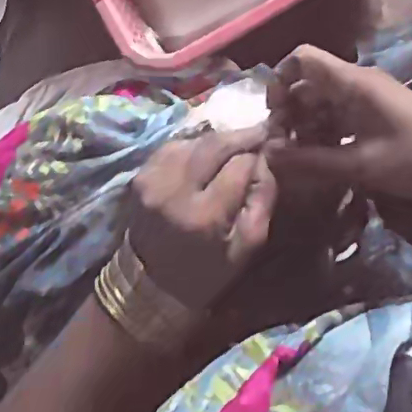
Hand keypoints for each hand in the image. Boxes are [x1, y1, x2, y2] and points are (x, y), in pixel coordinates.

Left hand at [127, 127, 276, 310]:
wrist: (150, 281)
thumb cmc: (207, 269)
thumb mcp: (246, 245)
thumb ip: (262, 199)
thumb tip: (266, 159)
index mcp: (205, 216)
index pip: (241, 165)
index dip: (258, 156)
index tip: (272, 150)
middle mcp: (174, 191)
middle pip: (215, 144)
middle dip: (242, 135)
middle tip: (263, 130)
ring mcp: (153, 179)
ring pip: (195, 140)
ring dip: (218, 140)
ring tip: (236, 145)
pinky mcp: (140, 174)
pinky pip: (174, 146)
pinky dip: (194, 145)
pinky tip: (205, 155)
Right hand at [266, 45, 411, 207]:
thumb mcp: (361, 165)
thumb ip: (310, 160)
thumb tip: (267, 156)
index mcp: (353, 82)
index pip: (302, 59)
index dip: (279, 82)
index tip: (275, 117)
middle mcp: (356, 83)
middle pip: (307, 85)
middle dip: (289, 114)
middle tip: (282, 149)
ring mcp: (366, 100)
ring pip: (319, 104)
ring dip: (304, 128)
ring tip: (298, 160)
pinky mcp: (374, 117)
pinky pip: (336, 118)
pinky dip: (322, 136)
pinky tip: (319, 161)